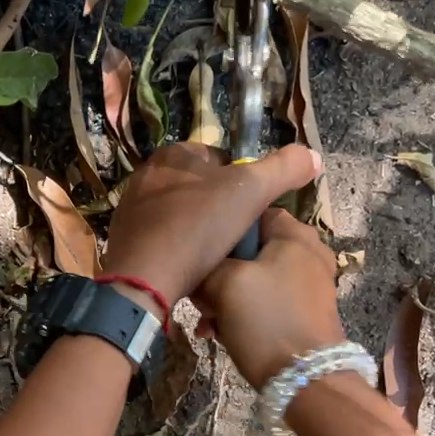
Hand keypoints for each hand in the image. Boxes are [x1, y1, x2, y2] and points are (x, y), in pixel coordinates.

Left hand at [99, 142, 322, 314]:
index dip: (241, 183)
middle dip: (218, 210)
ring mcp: (129, 211)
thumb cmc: (198, 228)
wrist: (143, 281)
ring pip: (179, 216)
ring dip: (197, 233)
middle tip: (234, 236)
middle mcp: (145, 176)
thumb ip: (284, 169)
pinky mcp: (121, 242)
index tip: (249, 210)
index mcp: (173, 154)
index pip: (220, 159)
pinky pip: (159, 241)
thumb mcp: (251, 191)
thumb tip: (312, 156)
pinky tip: (187, 268)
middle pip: (199, 190)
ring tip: (213, 256)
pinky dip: (175, 251)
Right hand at [193, 207, 344, 388]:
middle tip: (199, 298)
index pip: (251, 215)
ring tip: (206, 323)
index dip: (221, 233)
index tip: (198, 256)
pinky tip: (220, 335)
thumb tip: (199, 270)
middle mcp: (307, 253)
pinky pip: (262, 304)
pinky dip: (240, 315)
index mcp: (296, 235)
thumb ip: (208, 267)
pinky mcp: (300, 313)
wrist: (305, 378)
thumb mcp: (227, 284)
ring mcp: (306, 285)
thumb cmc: (267, 322)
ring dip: (222, 300)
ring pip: (251, 281)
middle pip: (249, 252)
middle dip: (218, 274)